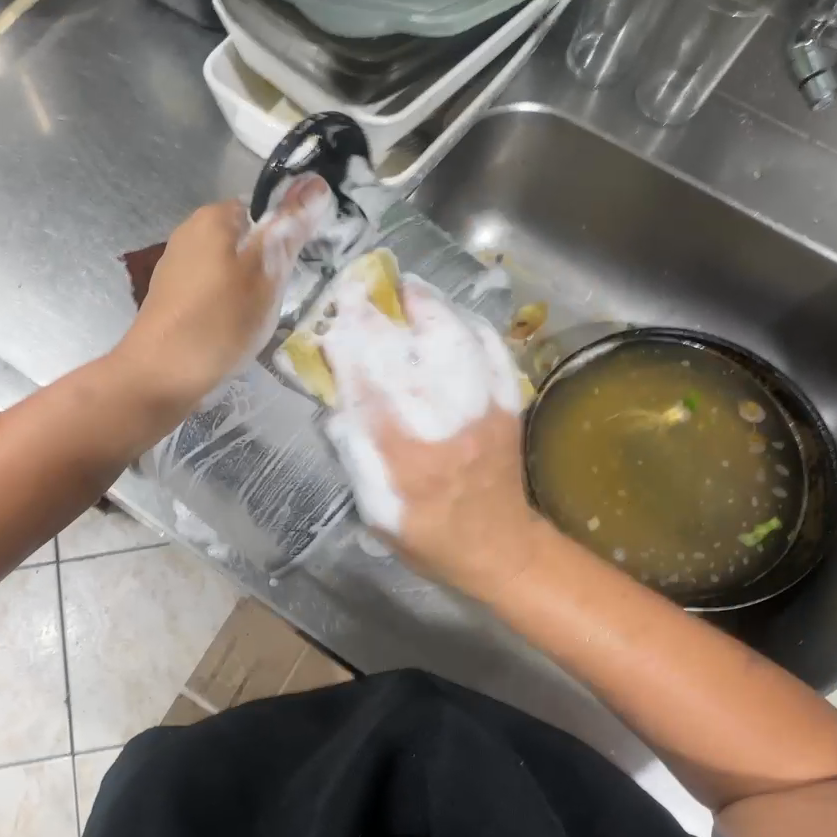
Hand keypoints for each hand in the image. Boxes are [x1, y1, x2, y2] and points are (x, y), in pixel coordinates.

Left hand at [113, 175, 333, 411]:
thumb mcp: (266, 273)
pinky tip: (231, 331)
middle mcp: (189, 233)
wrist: (161, 376)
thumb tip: (317, 183)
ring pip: (228, 268)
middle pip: (245, 240)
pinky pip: (210, 292)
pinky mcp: (170, 299)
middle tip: (278, 298)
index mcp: (213, 217)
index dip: (285, 235)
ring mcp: (175, 267)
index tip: (296, 267)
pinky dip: (225, 306)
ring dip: (247, 289)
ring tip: (256, 318)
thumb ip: (290, 229)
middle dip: (266, 265)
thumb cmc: (220, 321)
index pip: (262, 208)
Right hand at [320, 274, 546, 594]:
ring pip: (455, 336)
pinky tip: (450, 316)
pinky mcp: (508, 401)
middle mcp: (443, 420)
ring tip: (407, 291)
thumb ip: (355, 453)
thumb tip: (337, 403)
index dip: (347, 341)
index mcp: (403, 451)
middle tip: (361, 292)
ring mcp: (483, 405)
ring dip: (428, 306)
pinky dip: (468, 324)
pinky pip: (492, 348)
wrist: (498, 546)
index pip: (367, 380)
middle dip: (380, 314)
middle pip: (408, 349)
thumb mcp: (374, 507)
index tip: (328, 316)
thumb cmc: (425, 533)